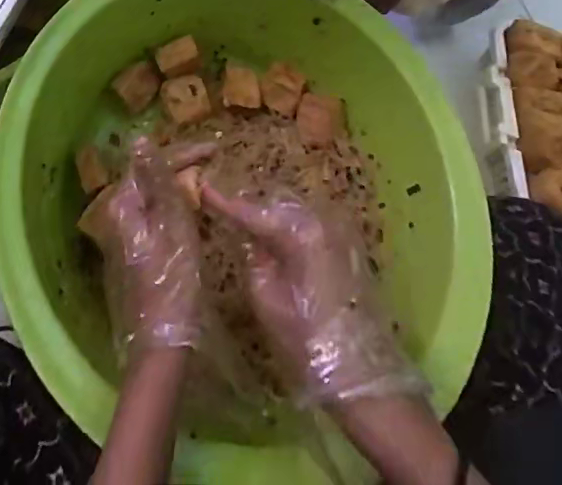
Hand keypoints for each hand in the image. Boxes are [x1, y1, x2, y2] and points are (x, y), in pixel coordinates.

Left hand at [79, 138, 214, 350]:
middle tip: (213, 160)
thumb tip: (141, 140)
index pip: (151, 163)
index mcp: (123, 205)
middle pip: (149, 179)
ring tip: (206, 178)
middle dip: (180, 167)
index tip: (216, 149)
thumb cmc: (172, 281)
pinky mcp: (133, 252)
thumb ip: (158, 180)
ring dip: (178, 187)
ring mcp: (123, 236)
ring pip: (153, 198)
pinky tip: (193, 209)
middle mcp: (116, 216)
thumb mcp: (172, 224)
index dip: (184, 153)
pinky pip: (155, 217)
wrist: (162, 343)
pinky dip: (174, 209)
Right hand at [200, 182, 424, 404]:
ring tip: (242, 221)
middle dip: (249, 206)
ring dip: (270, 217)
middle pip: (276, 205)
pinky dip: (288, 230)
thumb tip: (248, 238)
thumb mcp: (266, 300)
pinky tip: (272, 239)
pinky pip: (308, 227)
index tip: (202, 188)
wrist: (358, 373)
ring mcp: (338, 233)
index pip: (255, 212)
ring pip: (293, 214)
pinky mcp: (345, 247)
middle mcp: (323, 222)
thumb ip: (253, 259)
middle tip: (220, 206)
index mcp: (302, 233)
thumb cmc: (306, 341)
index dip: (225, 202)